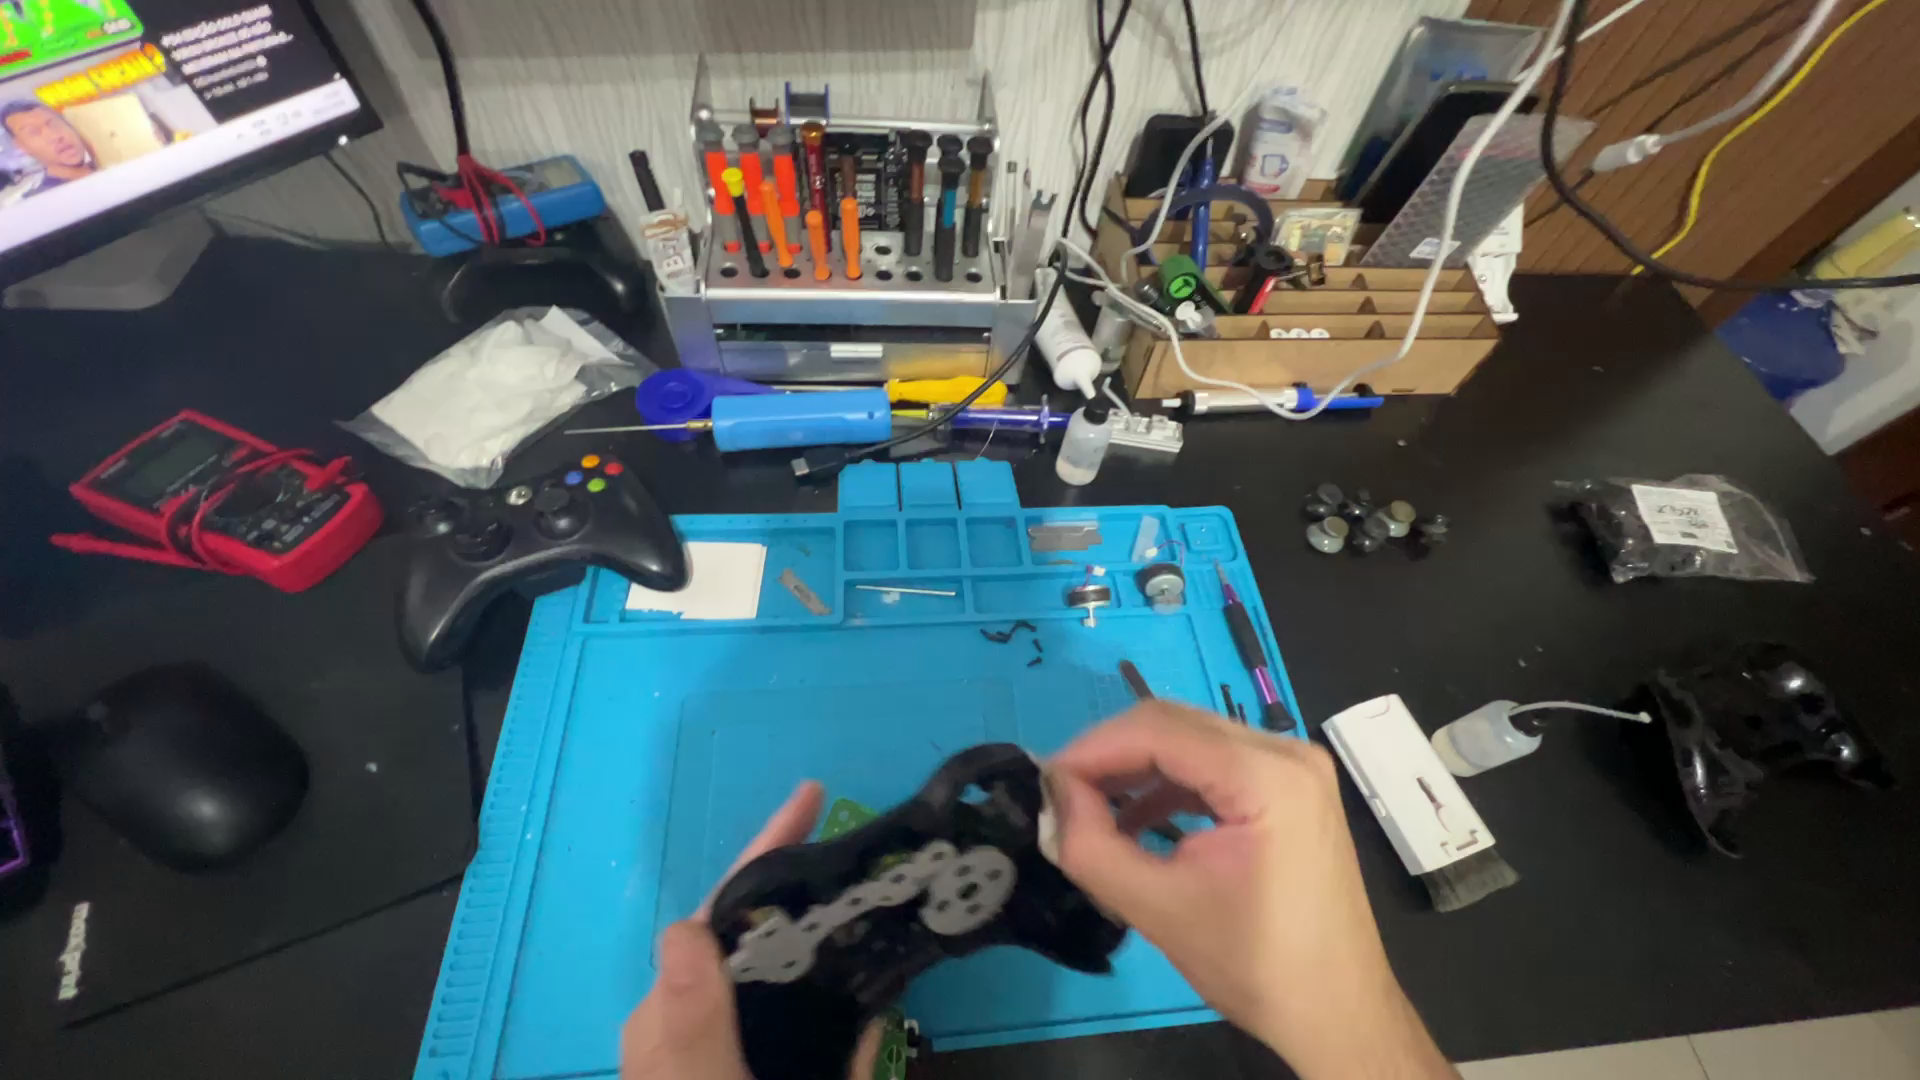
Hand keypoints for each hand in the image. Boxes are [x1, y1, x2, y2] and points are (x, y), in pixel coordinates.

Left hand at [621, 781, 882, 1079]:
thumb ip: (694, 1019)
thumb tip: (684, 926)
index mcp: (672, 1010)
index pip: (725, 906)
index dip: (768, 847)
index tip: (813, 794)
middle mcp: (696, 1012)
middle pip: (757, 923)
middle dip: (801, 873)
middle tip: (857, 837)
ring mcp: (730, 1035)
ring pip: (785, 960)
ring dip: (824, 924)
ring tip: (874, 892)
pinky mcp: (763, 1054)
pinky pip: (807, 1012)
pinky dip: (840, 994)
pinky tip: (870, 979)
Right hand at [1046, 703, 1455, 1079]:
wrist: (1339, 1014)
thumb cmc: (1257, 966)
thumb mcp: (1158, 909)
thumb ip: (1091, 846)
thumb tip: (1051, 794)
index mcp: (1267, 775)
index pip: (1158, 728)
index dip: (1094, 748)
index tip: (1047, 780)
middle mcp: (1285, 751)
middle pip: (1174, 724)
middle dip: (1111, 754)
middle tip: (1063, 792)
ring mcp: (1291, 765)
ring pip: (1189, 738)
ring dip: (1135, 767)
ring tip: (1091, 806)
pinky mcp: (1287, 784)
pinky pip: (1211, 761)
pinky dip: (1166, 782)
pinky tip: (1135, 817)